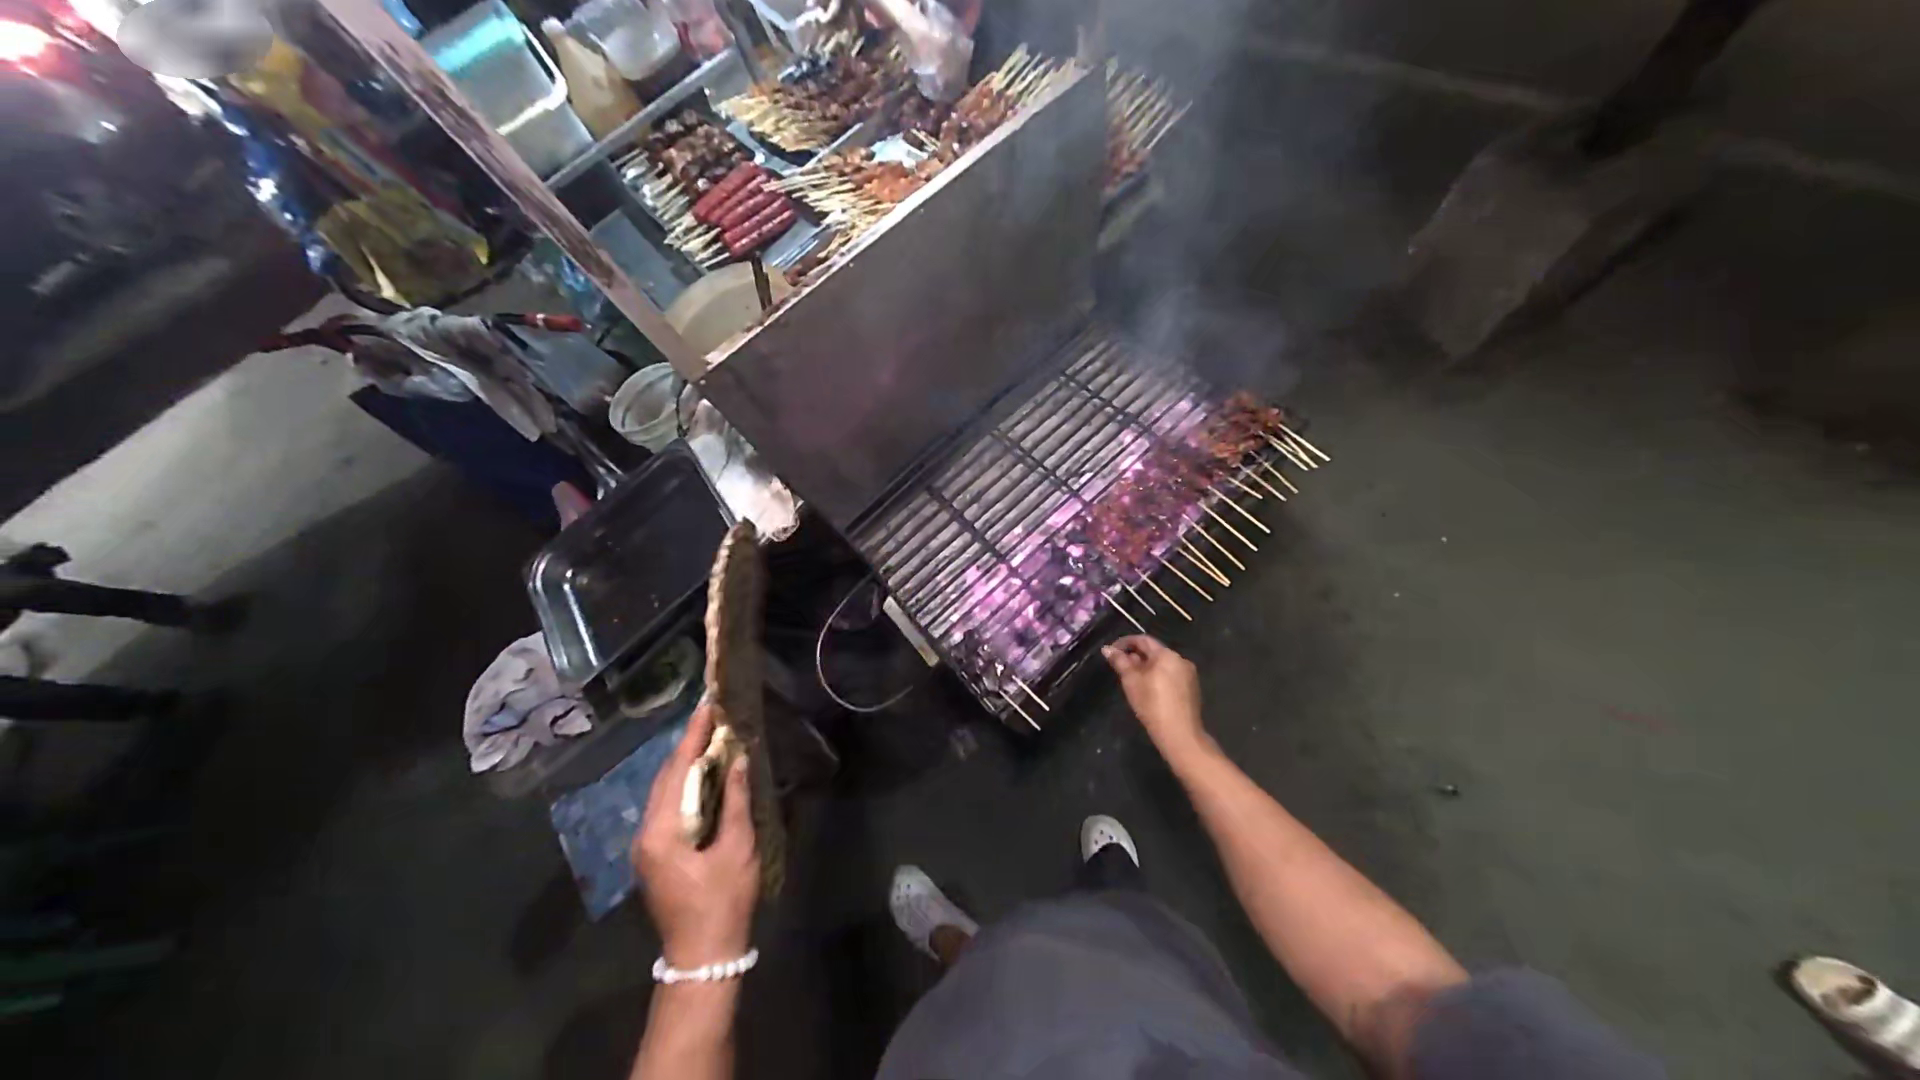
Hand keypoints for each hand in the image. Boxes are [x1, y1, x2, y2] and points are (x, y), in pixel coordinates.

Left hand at [633, 702, 757, 968]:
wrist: (702, 956)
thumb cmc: (723, 902)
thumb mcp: (737, 849)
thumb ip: (735, 800)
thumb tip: (738, 759)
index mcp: (662, 831)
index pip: (678, 770)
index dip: (694, 736)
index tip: (707, 706)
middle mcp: (645, 833)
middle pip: (664, 777)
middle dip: (688, 745)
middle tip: (711, 716)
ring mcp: (645, 845)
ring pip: (663, 792)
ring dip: (685, 764)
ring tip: (709, 737)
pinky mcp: (654, 854)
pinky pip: (665, 806)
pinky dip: (683, 785)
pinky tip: (702, 775)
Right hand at [1102, 635, 1207, 755]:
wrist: (1179, 734)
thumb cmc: (1152, 704)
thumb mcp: (1131, 681)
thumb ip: (1120, 662)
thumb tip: (1107, 649)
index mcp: (1167, 654)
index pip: (1143, 640)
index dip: (1125, 643)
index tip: (1112, 651)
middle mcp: (1181, 660)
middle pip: (1154, 651)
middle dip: (1135, 656)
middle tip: (1120, 667)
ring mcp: (1188, 674)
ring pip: (1162, 664)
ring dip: (1146, 667)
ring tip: (1132, 679)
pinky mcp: (1192, 688)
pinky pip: (1171, 675)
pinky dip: (1157, 676)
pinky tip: (1149, 690)